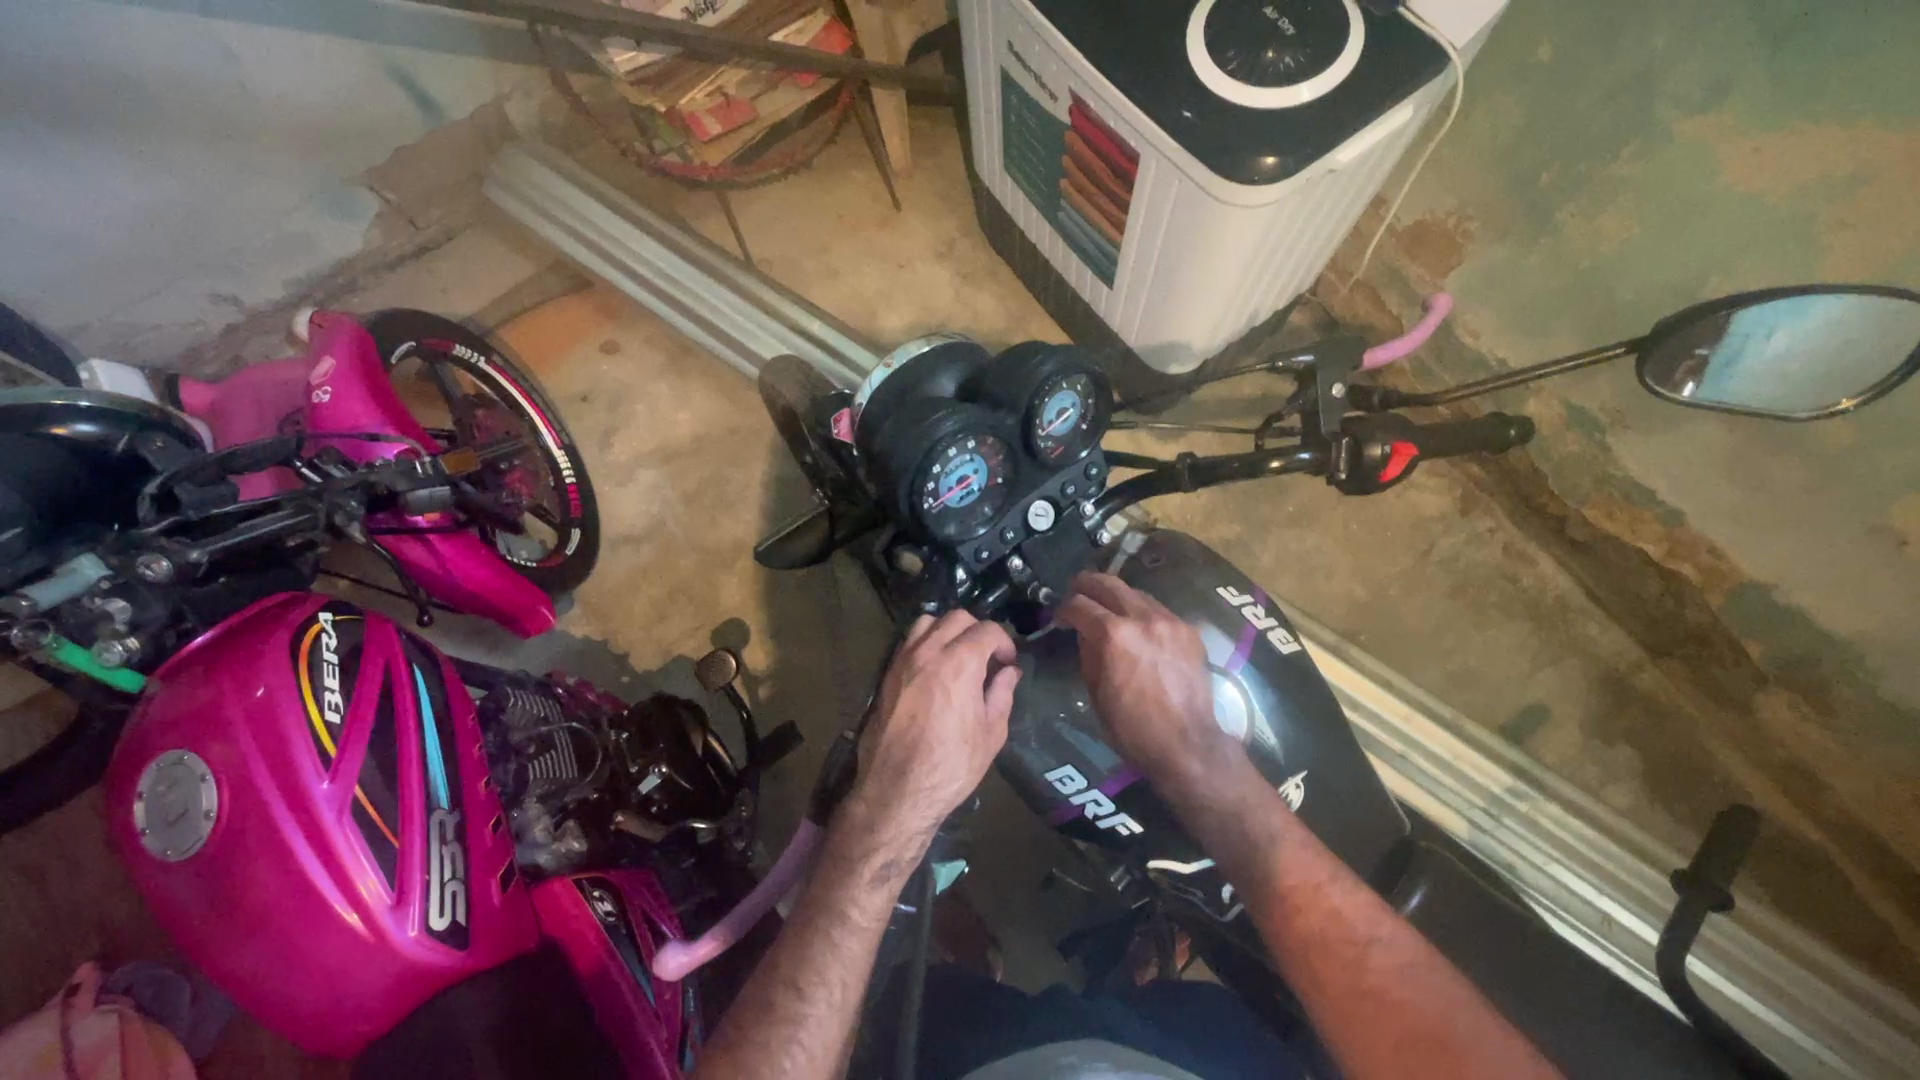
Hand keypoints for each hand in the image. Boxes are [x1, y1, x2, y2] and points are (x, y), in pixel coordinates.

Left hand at [849, 610, 1020, 841]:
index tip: (1008, 662)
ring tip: (959, 657)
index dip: (1004, 642)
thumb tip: (1009, 673)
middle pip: (957, 618)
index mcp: (959, 663)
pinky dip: (925, 643)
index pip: (987, 630)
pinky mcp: (886, 675)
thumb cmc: (951, 766)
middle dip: (978, 631)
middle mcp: (928, 652)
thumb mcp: (991, 733)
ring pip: (927, 622)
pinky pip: (908, 642)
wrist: (898, 791)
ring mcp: (902, 661)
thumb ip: (1002, 694)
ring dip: (948, 631)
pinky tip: (935, 670)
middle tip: (987, 658)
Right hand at [1056, 572, 1237, 791]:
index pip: (1079, 605)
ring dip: (1117, 597)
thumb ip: (1088, 653)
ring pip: (1136, 593)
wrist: (1186, 743)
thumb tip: (1085, 633)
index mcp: (1113, 635)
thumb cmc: (1132, 727)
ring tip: (1108, 608)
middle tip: (1076, 590)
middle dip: (1087, 585)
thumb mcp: (1096, 691)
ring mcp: (1169, 621)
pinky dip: (1142, 613)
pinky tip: (1138, 627)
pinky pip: (1159, 611)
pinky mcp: (1188, 631)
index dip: (1064, 609)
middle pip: (1108, 584)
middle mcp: (1142, 618)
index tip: (1061, 618)